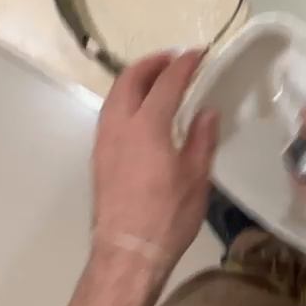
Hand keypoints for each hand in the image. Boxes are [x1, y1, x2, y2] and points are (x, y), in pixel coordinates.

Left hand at [92, 50, 219, 274]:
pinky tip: (142, 111)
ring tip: (157, 81)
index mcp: (147, 127)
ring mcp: (104, 141)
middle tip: (173, 60)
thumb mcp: (197, 178)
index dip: (184, 65)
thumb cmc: (168, 216)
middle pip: (129, 79)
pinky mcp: (99, 157)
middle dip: (152, 64)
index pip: (166, 83)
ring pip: (115, 96)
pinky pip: (111, 114)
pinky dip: (126, 100)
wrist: (128, 252)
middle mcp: (119, 126)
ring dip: (135, 80)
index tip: (198, 54)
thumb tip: (206, 112)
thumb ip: (202, 139)